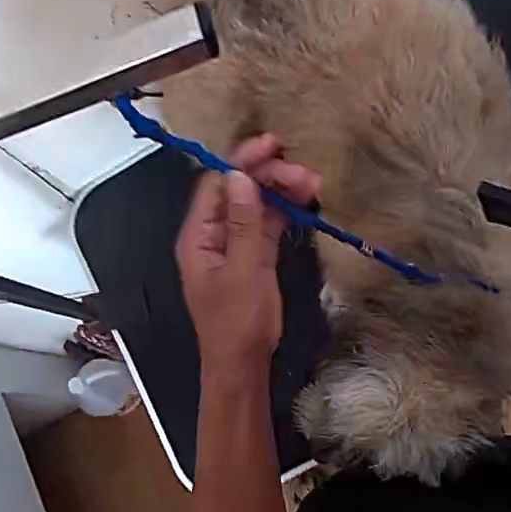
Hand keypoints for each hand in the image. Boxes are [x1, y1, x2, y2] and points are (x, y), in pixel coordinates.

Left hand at [175, 135, 320, 372]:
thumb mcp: (243, 273)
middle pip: (239, 192)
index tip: (273, 146)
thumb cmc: (237, 325)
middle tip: (305, 174)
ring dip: (281, 193)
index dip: (244, 161)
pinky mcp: (252, 259)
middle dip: (269, 177)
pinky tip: (304, 203)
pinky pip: (266, 226)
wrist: (243, 366)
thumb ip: (244, 225)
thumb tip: (241, 178)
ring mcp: (233, 247)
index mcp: (198, 237)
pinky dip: (284, 214)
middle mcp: (212, 236)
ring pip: (256, 207)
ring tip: (312, 184)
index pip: (218, 185)